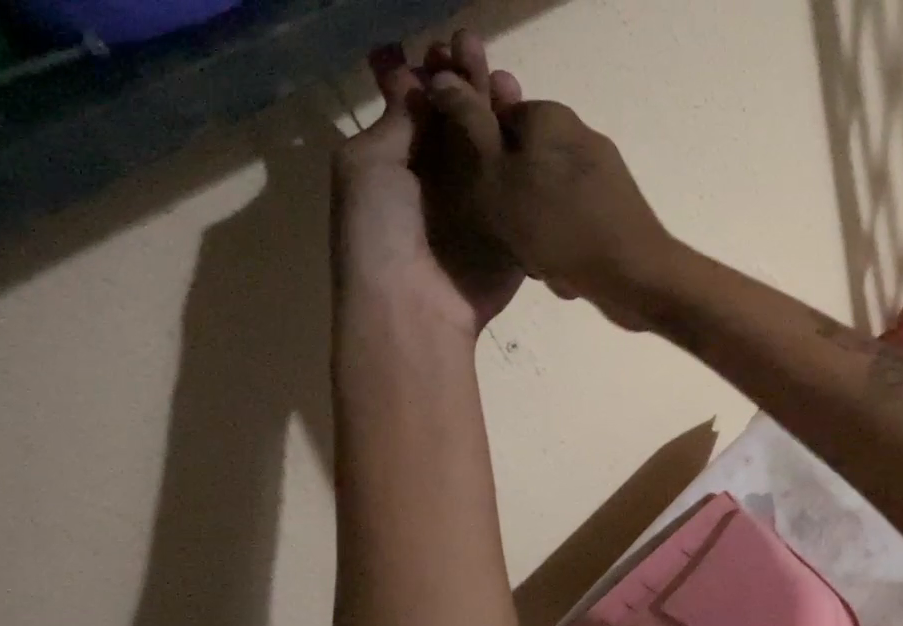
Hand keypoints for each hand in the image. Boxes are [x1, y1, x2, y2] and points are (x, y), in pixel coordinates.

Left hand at [331, 33, 525, 334]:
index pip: (411, 100)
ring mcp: (478, 196)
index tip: (434, 46)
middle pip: (455, 115)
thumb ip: (399, 121)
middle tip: (474, 48)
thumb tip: (419, 80)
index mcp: (395, 152)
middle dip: (462, 80)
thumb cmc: (379, 229)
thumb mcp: (370, 163)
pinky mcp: (511, 223)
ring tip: (508, 81)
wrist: (418, 302)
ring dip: (496, 108)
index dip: (421, 70)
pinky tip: (532, 127)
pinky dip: (527, 155)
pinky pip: (521, 183)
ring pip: (491, 142)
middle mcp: (438, 170)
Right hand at [419, 55, 677, 328]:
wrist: (637, 278)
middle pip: (522, 167)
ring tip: (543, 261)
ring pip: (548, 203)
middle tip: (514, 235)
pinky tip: (567, 274)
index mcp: (551, 116)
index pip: (495, 121)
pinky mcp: (620, 213)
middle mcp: (582, 137)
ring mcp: (606, 177)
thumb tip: (445, 77)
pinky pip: (576, 226)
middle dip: (512, 205)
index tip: (481, 194)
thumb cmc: (558, 225)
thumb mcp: (496, 173)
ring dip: (538, 234)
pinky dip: (566, 248)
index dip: (481, 160)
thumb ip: (469, 125)